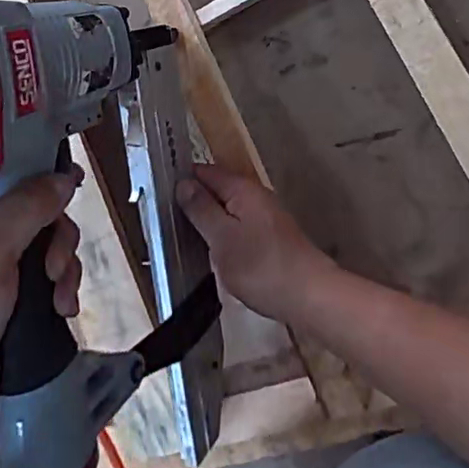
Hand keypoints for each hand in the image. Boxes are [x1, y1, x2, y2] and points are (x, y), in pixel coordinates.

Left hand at [0, 168, 83, 413]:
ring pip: (46, 242)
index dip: (40, 173)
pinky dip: (58, 287)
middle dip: (56, 235)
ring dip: (62, 266)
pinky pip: (46, 273)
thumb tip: (63, 176)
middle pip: (36, 208)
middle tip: (54, 264)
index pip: (6, 172)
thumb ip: (28, 208)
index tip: (70, 181)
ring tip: (58, 296)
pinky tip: (60, 307)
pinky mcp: (8, 295)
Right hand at [177, 164, 337, 323]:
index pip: (205, 171)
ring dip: (209, 220)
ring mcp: (266, 217)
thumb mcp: (222, 238)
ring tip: (185, 237)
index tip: (158, 193)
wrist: (310, 296)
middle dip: (195, 201)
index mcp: (242, 189)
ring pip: (229, 210)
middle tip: (166, 219)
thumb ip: (201, 209)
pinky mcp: (271, 238)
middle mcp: (256, 196)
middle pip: (218, 189)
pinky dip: (224, 234)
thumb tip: (183, 183)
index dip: (182, 179)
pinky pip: (239, 226)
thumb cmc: (261, 267)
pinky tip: (214, 252)